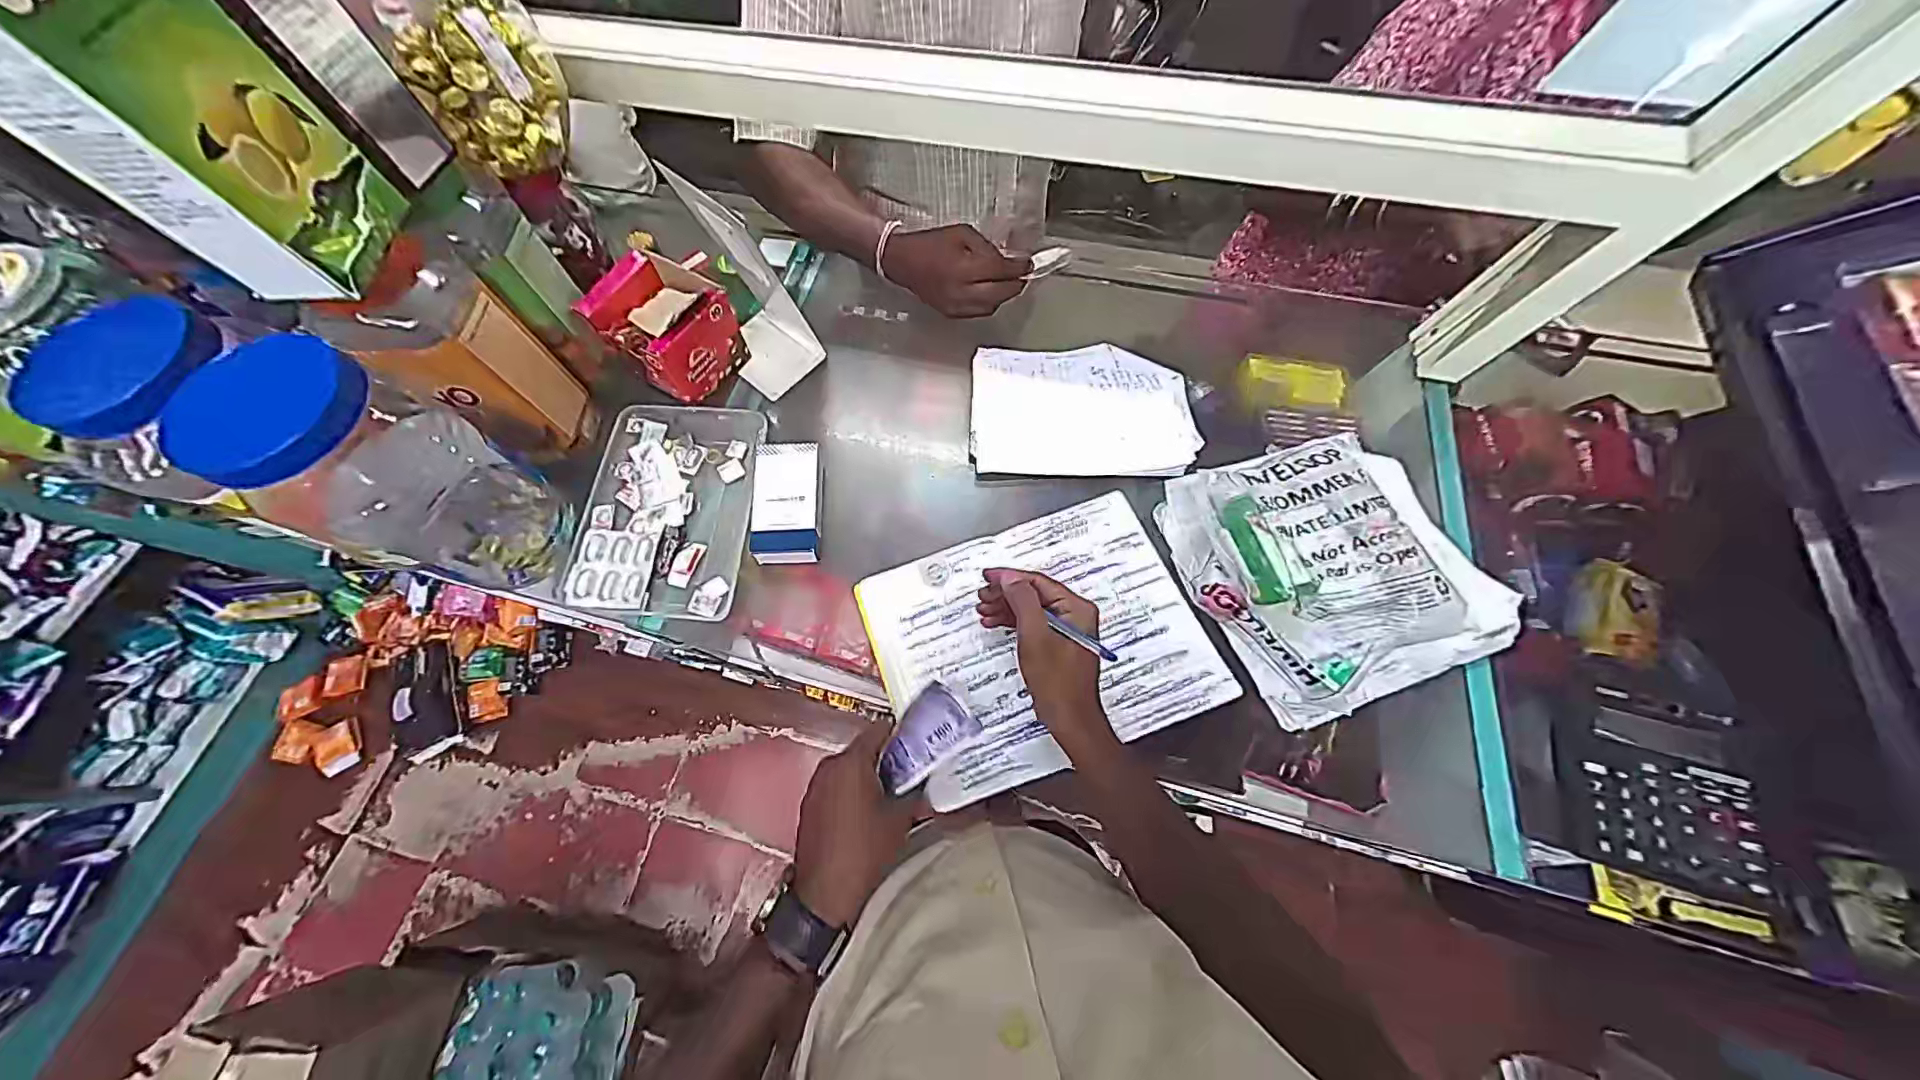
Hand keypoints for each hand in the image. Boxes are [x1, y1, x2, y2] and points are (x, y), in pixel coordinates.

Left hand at [792, 723, 918, 926]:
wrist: (825, 896)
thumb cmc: (865, 852)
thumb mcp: (901, 818)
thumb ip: (915, 790)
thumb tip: (924, 778)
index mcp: (851, 762)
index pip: (880, 730)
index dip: (902, 734)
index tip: (919, 744)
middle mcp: (829, 767)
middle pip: (865, 748)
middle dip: (888, 756)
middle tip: (913, 769)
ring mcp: (817, 786)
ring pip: (850, 767)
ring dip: (871, 773)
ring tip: (895, 791)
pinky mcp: (811, 805)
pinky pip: (838, 785)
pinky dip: (854, 789)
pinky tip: (872, 808)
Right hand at [881, 224, 1029, 317]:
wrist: (902, 261)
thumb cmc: (930, 243)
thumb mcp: (962, 234)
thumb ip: (987, 248)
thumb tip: (1006, 261)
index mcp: (965, 269)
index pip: (1002, 272)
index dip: (1019, 268)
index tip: (1029, 264)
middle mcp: (961, 292)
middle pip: (1001, 294)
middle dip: (1015, 284)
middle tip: (1023, 275)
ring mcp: (956, 306)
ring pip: (992, 307)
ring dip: (1003, 296)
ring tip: (1007, 283)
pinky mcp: (951, 314)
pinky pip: (978, 312)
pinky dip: (988, 303)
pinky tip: (989, 292)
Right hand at [976, 569, 1116, 757]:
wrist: (1069, 717)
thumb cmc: (1060, 685)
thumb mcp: (1035, 636)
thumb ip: (1023, 602)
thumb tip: (1011, 580)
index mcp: (1077, 609)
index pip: (1037, 582)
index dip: (1009, 578)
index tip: (990, 576)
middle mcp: (1075, 616)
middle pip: (1033, 593)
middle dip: (1005, 592)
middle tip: (984, 594)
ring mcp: (1067, 630)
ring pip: (1030, 607)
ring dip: (1006, 606)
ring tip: (985, 608)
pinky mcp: (1058, 643)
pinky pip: (1032, 622)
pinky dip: (1013, 621)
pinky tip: (997, 622)